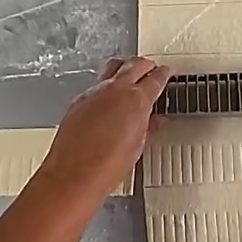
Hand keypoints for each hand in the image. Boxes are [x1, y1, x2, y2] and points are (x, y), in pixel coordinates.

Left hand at [37, 56, 172, 193]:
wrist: (74, 176)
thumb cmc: (105, 165)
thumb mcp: (138, 146)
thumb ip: (149, 126)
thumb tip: (154, 121)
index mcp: (137, 99)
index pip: (156, 78)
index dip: (164, 74)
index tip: (167, 73)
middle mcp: (116, 90)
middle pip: (136, 65)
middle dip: (147, 65)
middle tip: (153, 69)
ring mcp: (95, 92)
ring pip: (114, 66)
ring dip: (125, 67)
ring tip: (131, 73)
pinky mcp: (79, 100)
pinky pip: (96, 83)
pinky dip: (106, 83)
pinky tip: (108, 95)